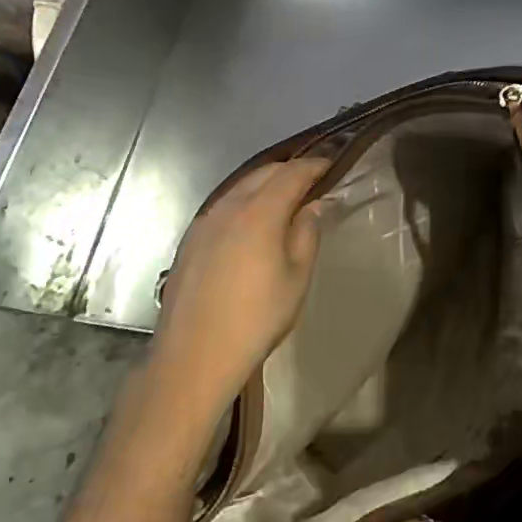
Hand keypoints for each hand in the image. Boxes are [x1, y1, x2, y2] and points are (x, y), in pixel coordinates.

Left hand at [150, 158, 330, 402]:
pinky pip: (223, 207)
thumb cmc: (257, 318)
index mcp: (259, 212)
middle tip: (312, 184)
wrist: (196, 355)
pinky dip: (244, 204)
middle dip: (290, 172)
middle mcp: (228, 206)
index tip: (332, 167)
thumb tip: (314, 205)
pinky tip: (251, 225)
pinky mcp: (189, 240)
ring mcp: (204, 222)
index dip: (314, 166)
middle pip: (263, 174)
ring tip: (284, 202)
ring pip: (239, 188)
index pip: (292, 173)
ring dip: (265, 186)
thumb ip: (307, 233)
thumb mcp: (297, 277)